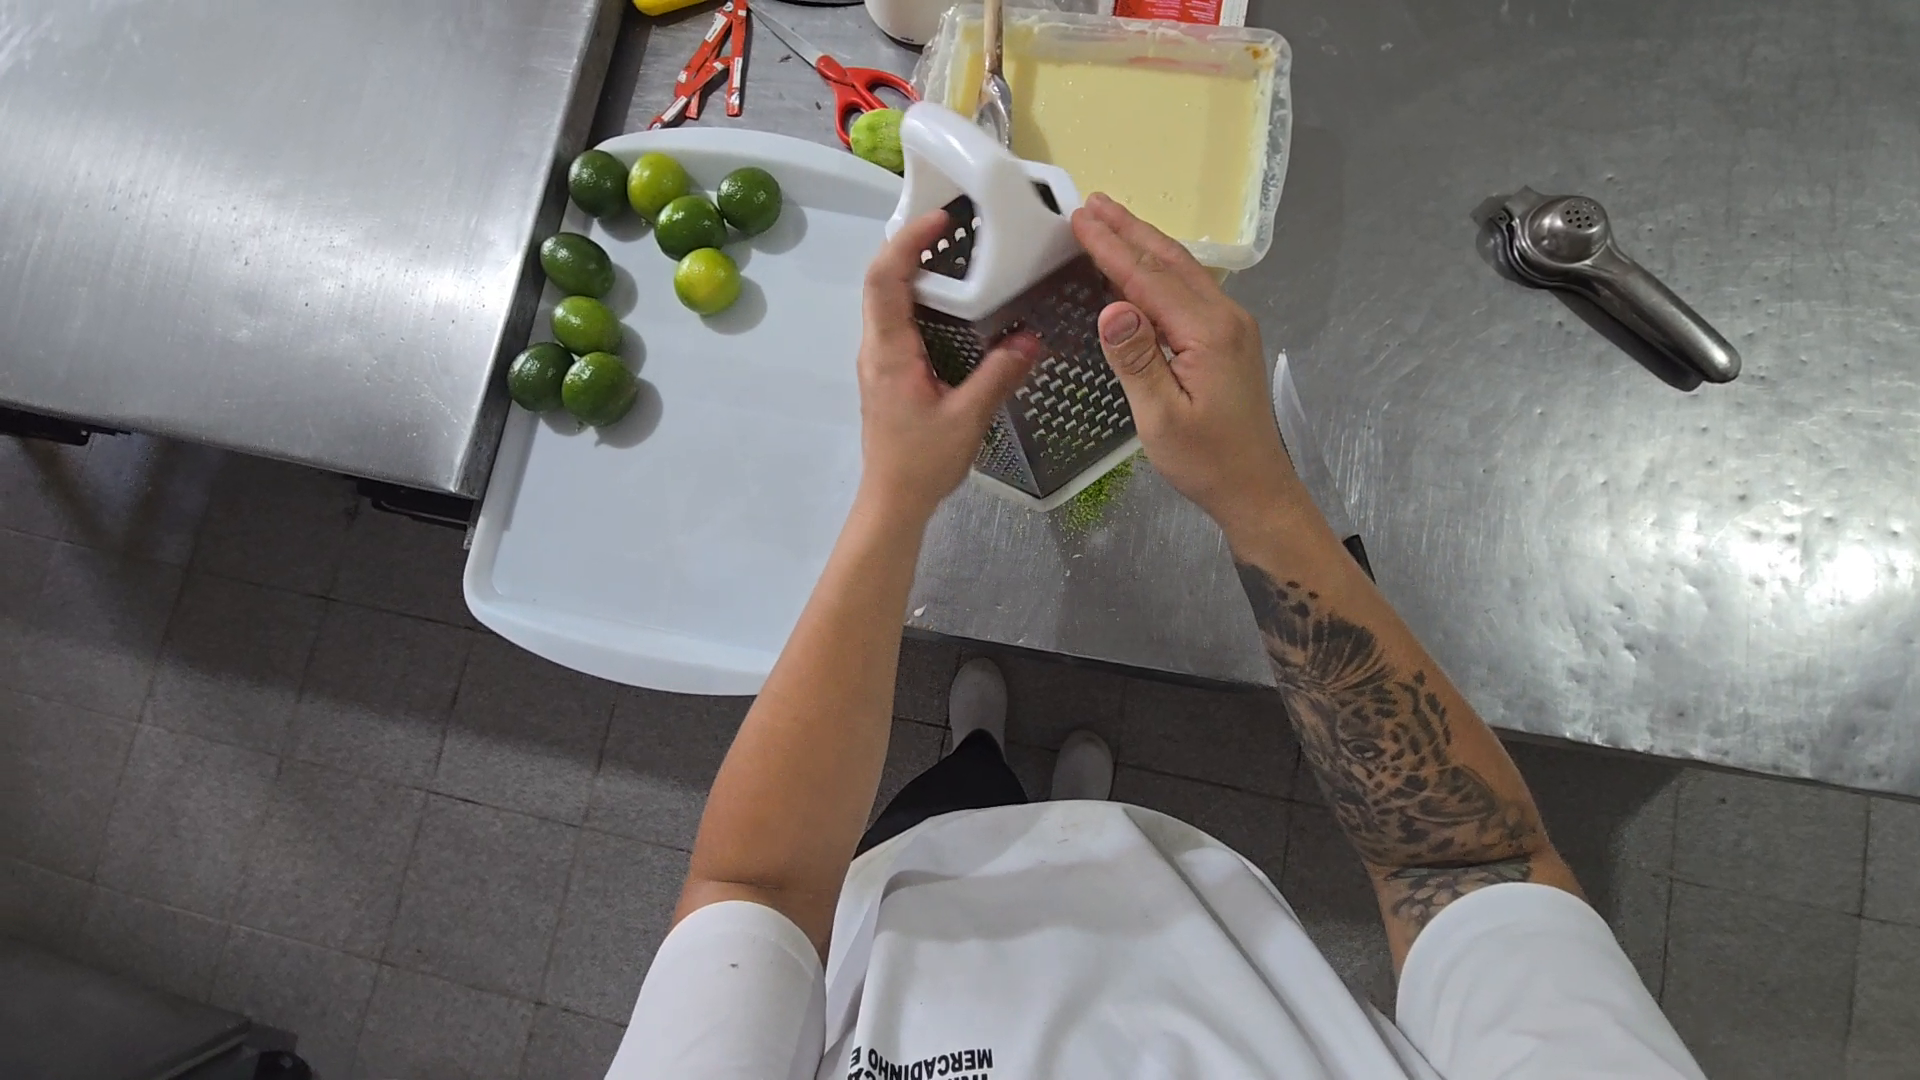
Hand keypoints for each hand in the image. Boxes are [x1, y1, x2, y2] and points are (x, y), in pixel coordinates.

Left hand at [855, 209, 1042, 523]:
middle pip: (881, 281)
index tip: (939, 218)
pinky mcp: (888, 374)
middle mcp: (875, 349)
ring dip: (915, 272)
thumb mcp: (967, 418)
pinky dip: (920, 301)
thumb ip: (998, 375)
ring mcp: (878, 361)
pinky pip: (898, 323)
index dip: (907, 242)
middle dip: (911, 246)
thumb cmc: (922, 462)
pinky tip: (954, 306)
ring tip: (956, 255)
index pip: (884, 279)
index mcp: (889, 353)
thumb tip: (1030, 339)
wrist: (893, 500)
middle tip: (953, 227)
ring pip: (887, 302)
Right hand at [1070, 194, 1303, 538]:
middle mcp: (1225, 317)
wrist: (1254, 488)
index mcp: (1207, 332)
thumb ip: (1137, 360)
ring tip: (1111, 222)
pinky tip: (1142, 270)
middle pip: (1170, 262)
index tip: (1080, 220)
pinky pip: (1189, 292)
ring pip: (1183, 273)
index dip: (1111, 248)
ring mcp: (1231, 327)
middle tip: (1092, 204)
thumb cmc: (1205, 461)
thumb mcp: (1161, 417)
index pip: (1149, 279)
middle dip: (1129, 230)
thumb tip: (1112, 309)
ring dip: (1145, 245)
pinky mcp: (1228, 340)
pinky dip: (1159, 270)